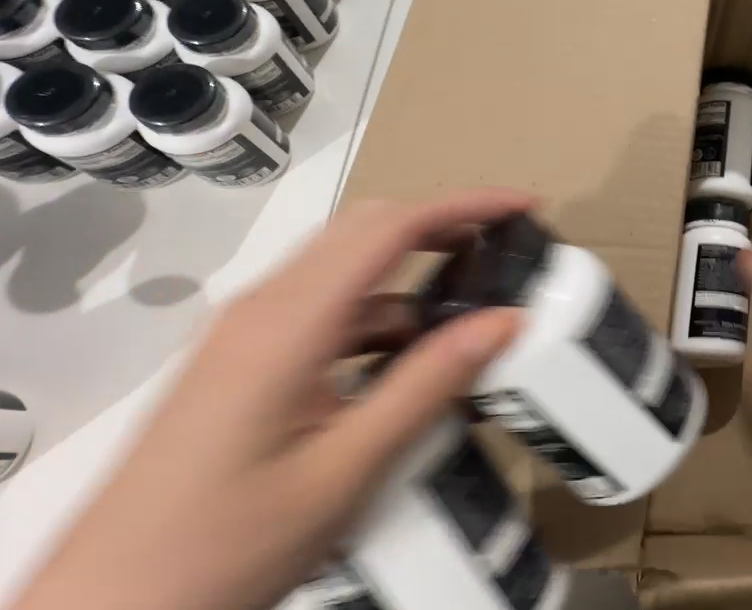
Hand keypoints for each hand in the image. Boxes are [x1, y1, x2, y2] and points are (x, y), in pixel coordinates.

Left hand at [11, 189, 535, 609]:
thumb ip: (429, 385)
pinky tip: (404, 368)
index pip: (392, 227)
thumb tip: (507, 319)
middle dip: (443, 225)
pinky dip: (379, 319)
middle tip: (505, 249)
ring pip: (345, 271)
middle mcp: (262, 309)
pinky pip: (324, 313)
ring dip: (411, 279)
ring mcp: (244, 336)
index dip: (467, 205)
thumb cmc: (224, 546)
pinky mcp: (239, 364)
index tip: (527, 207)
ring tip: (468, 320)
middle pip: (366, 230)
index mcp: (287, 322)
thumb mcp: (345, 470)